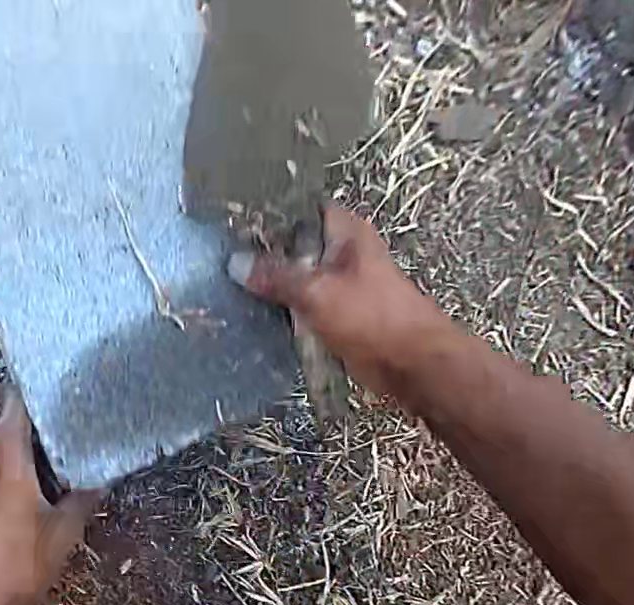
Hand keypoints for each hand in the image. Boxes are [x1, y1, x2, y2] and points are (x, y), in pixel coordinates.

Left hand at [0, 392, 103, 604]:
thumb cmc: (27, 562)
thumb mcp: (66, 530)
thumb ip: (84, 498)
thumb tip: (103, 477)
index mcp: (10, 472)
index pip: (12, 419)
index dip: (26, 397)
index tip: (47, 384)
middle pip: (1, 430)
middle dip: (22, 413)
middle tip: (53, 405)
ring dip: (16, 435)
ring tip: (49, 432)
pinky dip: (13, 457)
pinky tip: (35, 469)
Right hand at [228, 205, 458, 397]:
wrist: (408, 362)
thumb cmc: (371, 317)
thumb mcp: (318, 292)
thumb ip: (277, 277)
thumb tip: (236, 264)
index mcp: (346, 233)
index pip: (301, 213)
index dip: (270, 220)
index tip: (234, 232)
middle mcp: (342, 255)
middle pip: (295, 250)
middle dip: (264, 259)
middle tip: (224, 266)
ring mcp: (339, 287)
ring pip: (297, 282)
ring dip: (272, 291)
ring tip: (231, 291)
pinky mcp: (336, 317)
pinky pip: (302, 310)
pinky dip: (284, 315)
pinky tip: (256, 319)